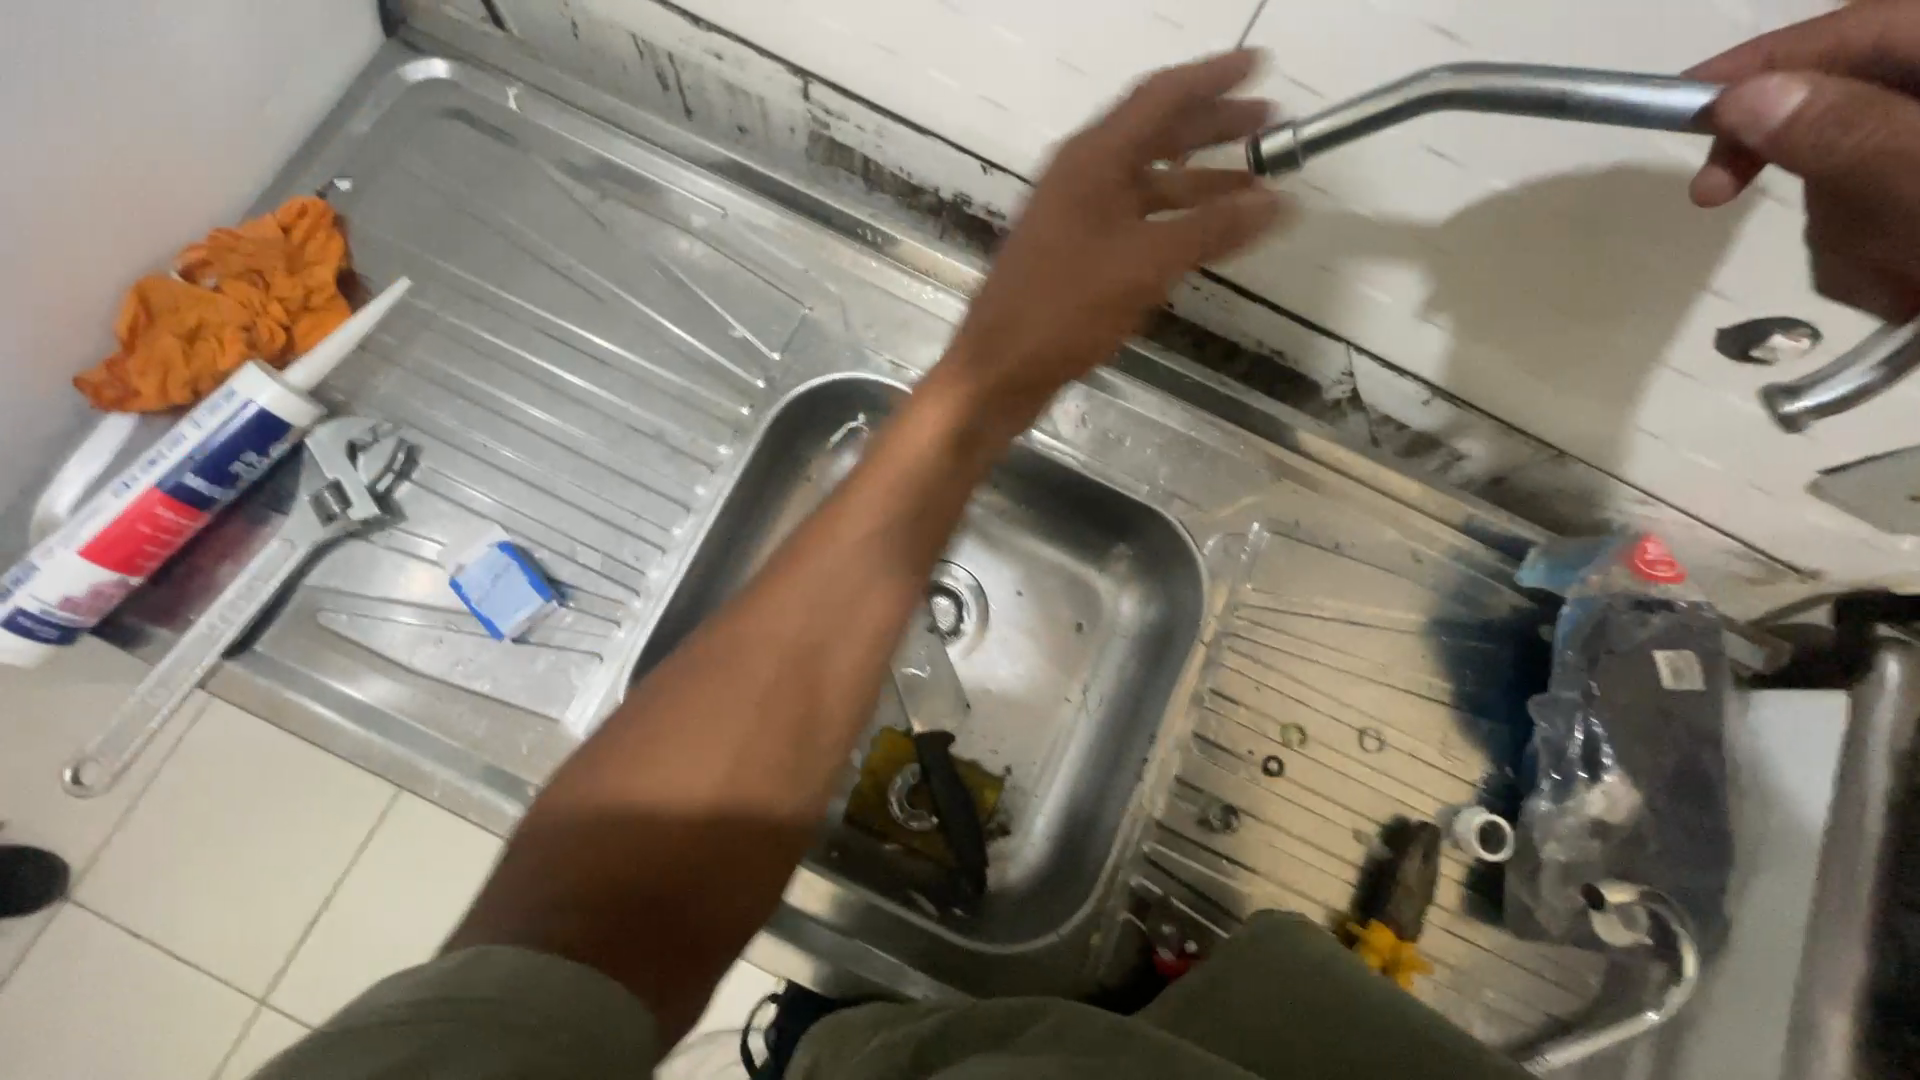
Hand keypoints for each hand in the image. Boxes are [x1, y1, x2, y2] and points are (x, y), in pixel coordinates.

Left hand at [939, 49, 1288, 423]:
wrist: (998, 369)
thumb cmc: (1064, 309)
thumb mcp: (1145, 265)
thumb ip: (1211, 230)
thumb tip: (1278, 202)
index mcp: (1092, 159)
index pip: (1161, 97)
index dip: (1214, 78)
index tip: (1262, 67)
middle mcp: (1081, 178)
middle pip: (1155, 136)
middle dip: (1213, 129)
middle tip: (1269, 127)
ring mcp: (1074, 218)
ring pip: (1146, 185)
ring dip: (1198, 184)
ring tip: (1254, 189)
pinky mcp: (1072, 256)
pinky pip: (1132, 223)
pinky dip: (1171, 223)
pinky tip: (1202, 238)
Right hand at [1689, 4, 1919, 320]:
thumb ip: (1851, 136)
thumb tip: (1747, 101)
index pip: (1861, 31)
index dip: (1760, 64)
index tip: (1679, 109)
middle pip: (1842, 113)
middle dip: (1809, 172)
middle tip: (1720, 198)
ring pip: (1848, 184)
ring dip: (1852, 236)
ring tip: (1910, 273)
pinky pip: (1867, 228)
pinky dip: (1873, 263)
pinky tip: (1914, 284)